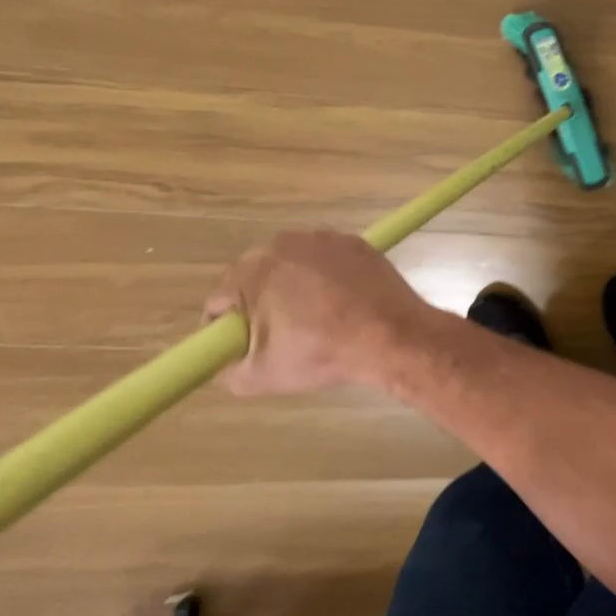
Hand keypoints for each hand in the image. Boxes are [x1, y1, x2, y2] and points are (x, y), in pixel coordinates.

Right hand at [204, 228, 445, 395]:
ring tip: (314, 320)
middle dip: (260, 305)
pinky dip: (327, 278)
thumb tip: (222, 365)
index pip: (220, 300)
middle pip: (256, 278)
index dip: (224, 328)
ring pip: (293, 267)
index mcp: (253, 269)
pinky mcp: (357, 243)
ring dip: (294, 289)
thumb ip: (226, 370)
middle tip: (278, 336)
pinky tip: (340, 303)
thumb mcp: (259, 376)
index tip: (240, 347)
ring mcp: (326, 239)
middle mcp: (285, 243)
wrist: (394, 335)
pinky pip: (327, 262)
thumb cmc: (323, 352)